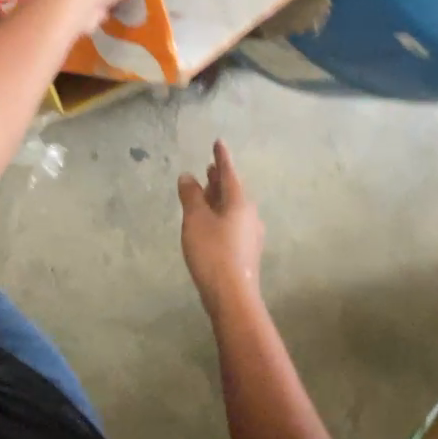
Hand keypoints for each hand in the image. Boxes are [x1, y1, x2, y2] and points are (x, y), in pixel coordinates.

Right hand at [179, 140, 266, 314]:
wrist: (232, 296)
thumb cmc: (212, 252)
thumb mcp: (195, 219)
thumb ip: (190, 196)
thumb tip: (187, 176)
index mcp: (240, 203)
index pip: (229, 173)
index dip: (221, 158)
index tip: (218, 143)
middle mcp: (249, 216)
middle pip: (232, 191)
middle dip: (219, 179)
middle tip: (209, 167)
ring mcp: (249, 235)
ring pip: (232, 208)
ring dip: (218, 198)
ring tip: (205, 191)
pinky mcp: (244, 251)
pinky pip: (231, 223)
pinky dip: (219, 214)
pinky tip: (209, 221)